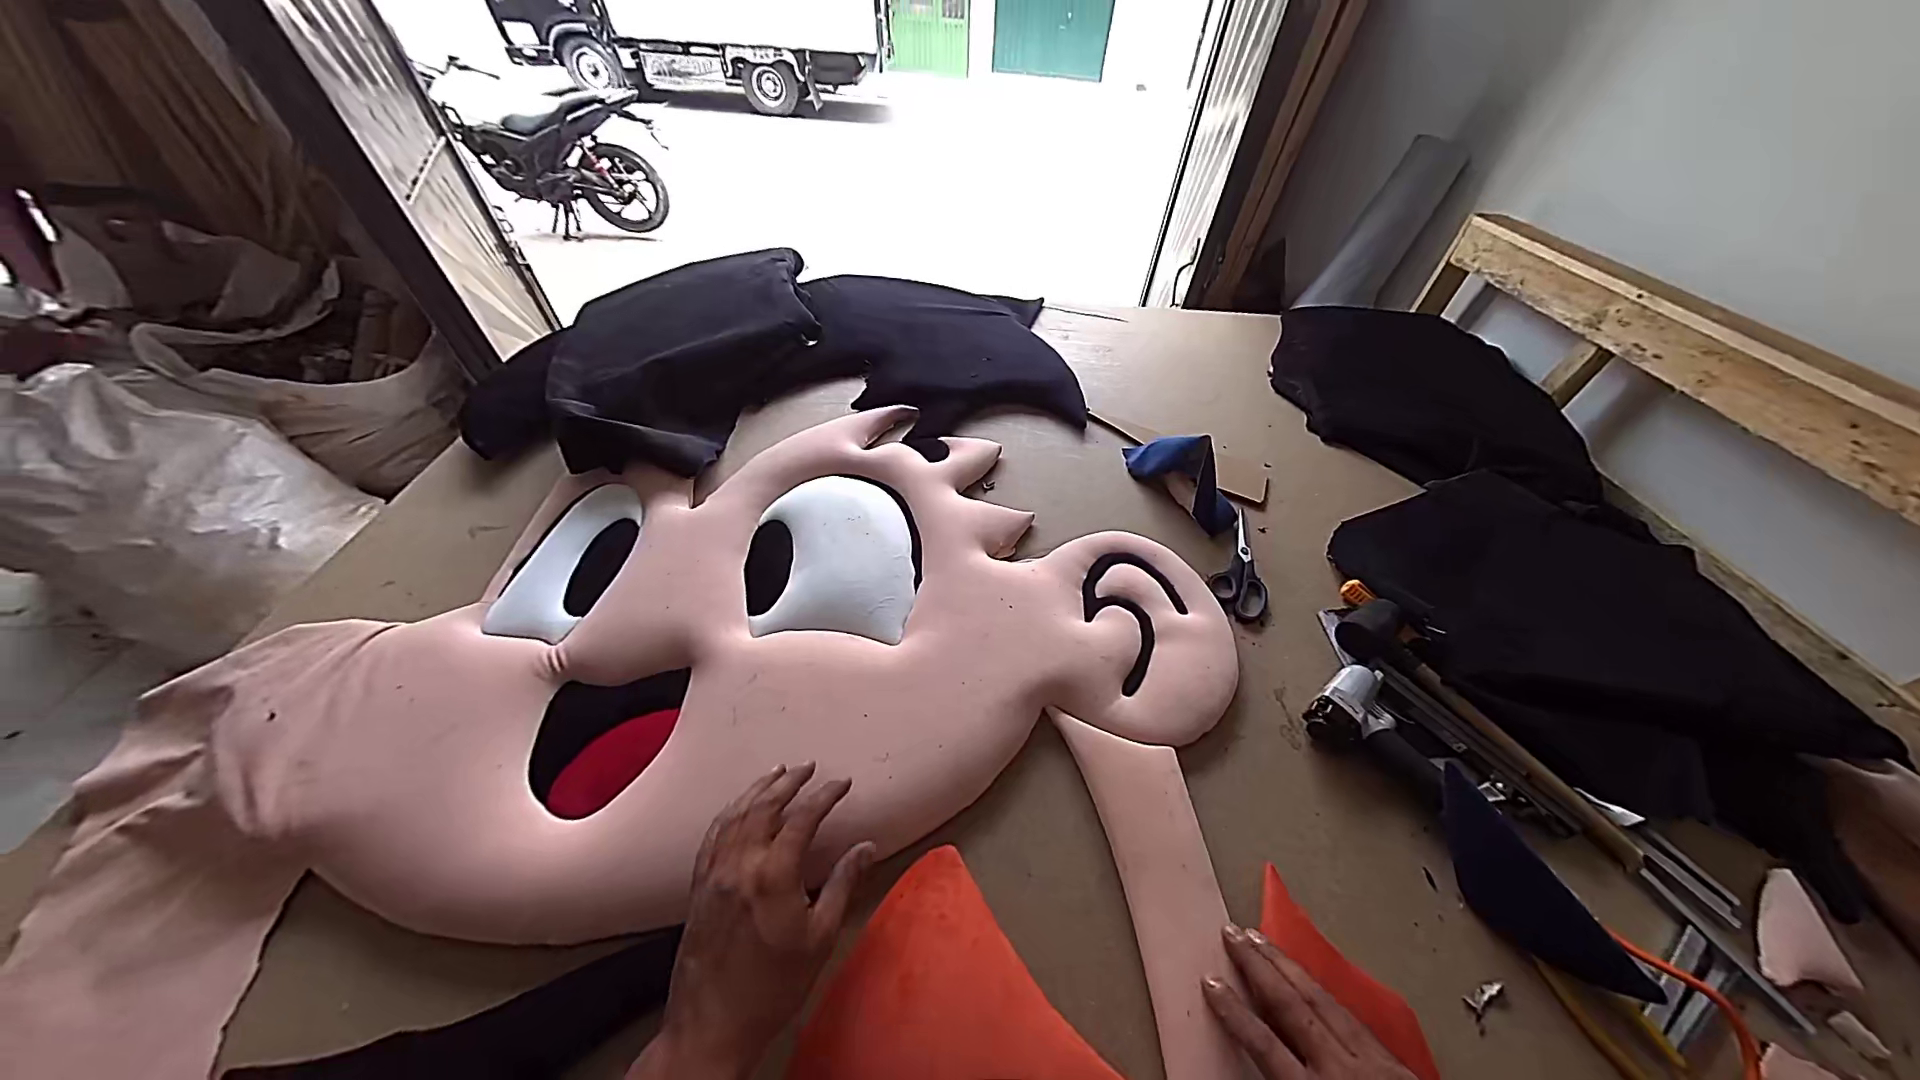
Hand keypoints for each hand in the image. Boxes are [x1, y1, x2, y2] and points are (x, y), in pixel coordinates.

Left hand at [628, 763, 875, 1079]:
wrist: (711, 1027)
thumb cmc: (773, 987)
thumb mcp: (820, 937)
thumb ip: (843, 884)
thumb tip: (866, 848)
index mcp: (773, 875)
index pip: (803, 817)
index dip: (825, 795)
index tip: (843, 783)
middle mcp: (739, 865)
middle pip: (765, 806)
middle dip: (790, 781)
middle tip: (810, 767)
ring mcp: (714, 874)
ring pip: (735, 815)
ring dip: (758, 788)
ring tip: (777, 772)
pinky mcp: (698, 887)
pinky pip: (712, 836)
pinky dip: (729, 812)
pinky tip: (738, 807)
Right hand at [1203, 923, 1420, 1079]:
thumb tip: (1249, 1072)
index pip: (1264, 1045)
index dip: (1233, 1011)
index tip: (1210, 982)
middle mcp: (1339, 1072)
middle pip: (1289, 1006)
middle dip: (1256, 966)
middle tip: (1232, 933)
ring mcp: (1370, 1063)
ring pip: (1319, 1000)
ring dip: (1285, 965)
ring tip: (1260, 938)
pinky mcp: (1394, 1063)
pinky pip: (1348, 1013)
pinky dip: (1320, 988)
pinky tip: (1307, 974)